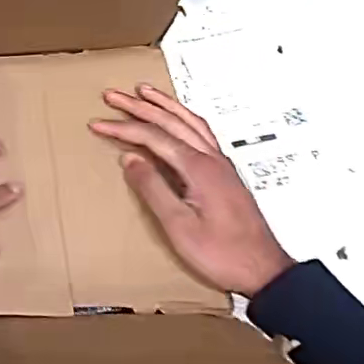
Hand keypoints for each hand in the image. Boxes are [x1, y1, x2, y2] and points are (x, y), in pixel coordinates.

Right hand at [89, 84, 294, 297]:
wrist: (264, 270)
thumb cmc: (224, 254)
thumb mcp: (179, 226)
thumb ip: (153, 188)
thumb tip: (130, 159)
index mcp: (199, 168)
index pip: (153, 137)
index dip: (123, 129)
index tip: (99, 124)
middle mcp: (211, 158)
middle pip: (170, 121)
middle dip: (138, 106)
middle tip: (114, 96)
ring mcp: (220, 164)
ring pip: (188, 121)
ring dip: (164, 104)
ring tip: (144, 93)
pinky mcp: (224, 173)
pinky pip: (200, 131)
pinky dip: (183, 118)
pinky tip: (178, 119)